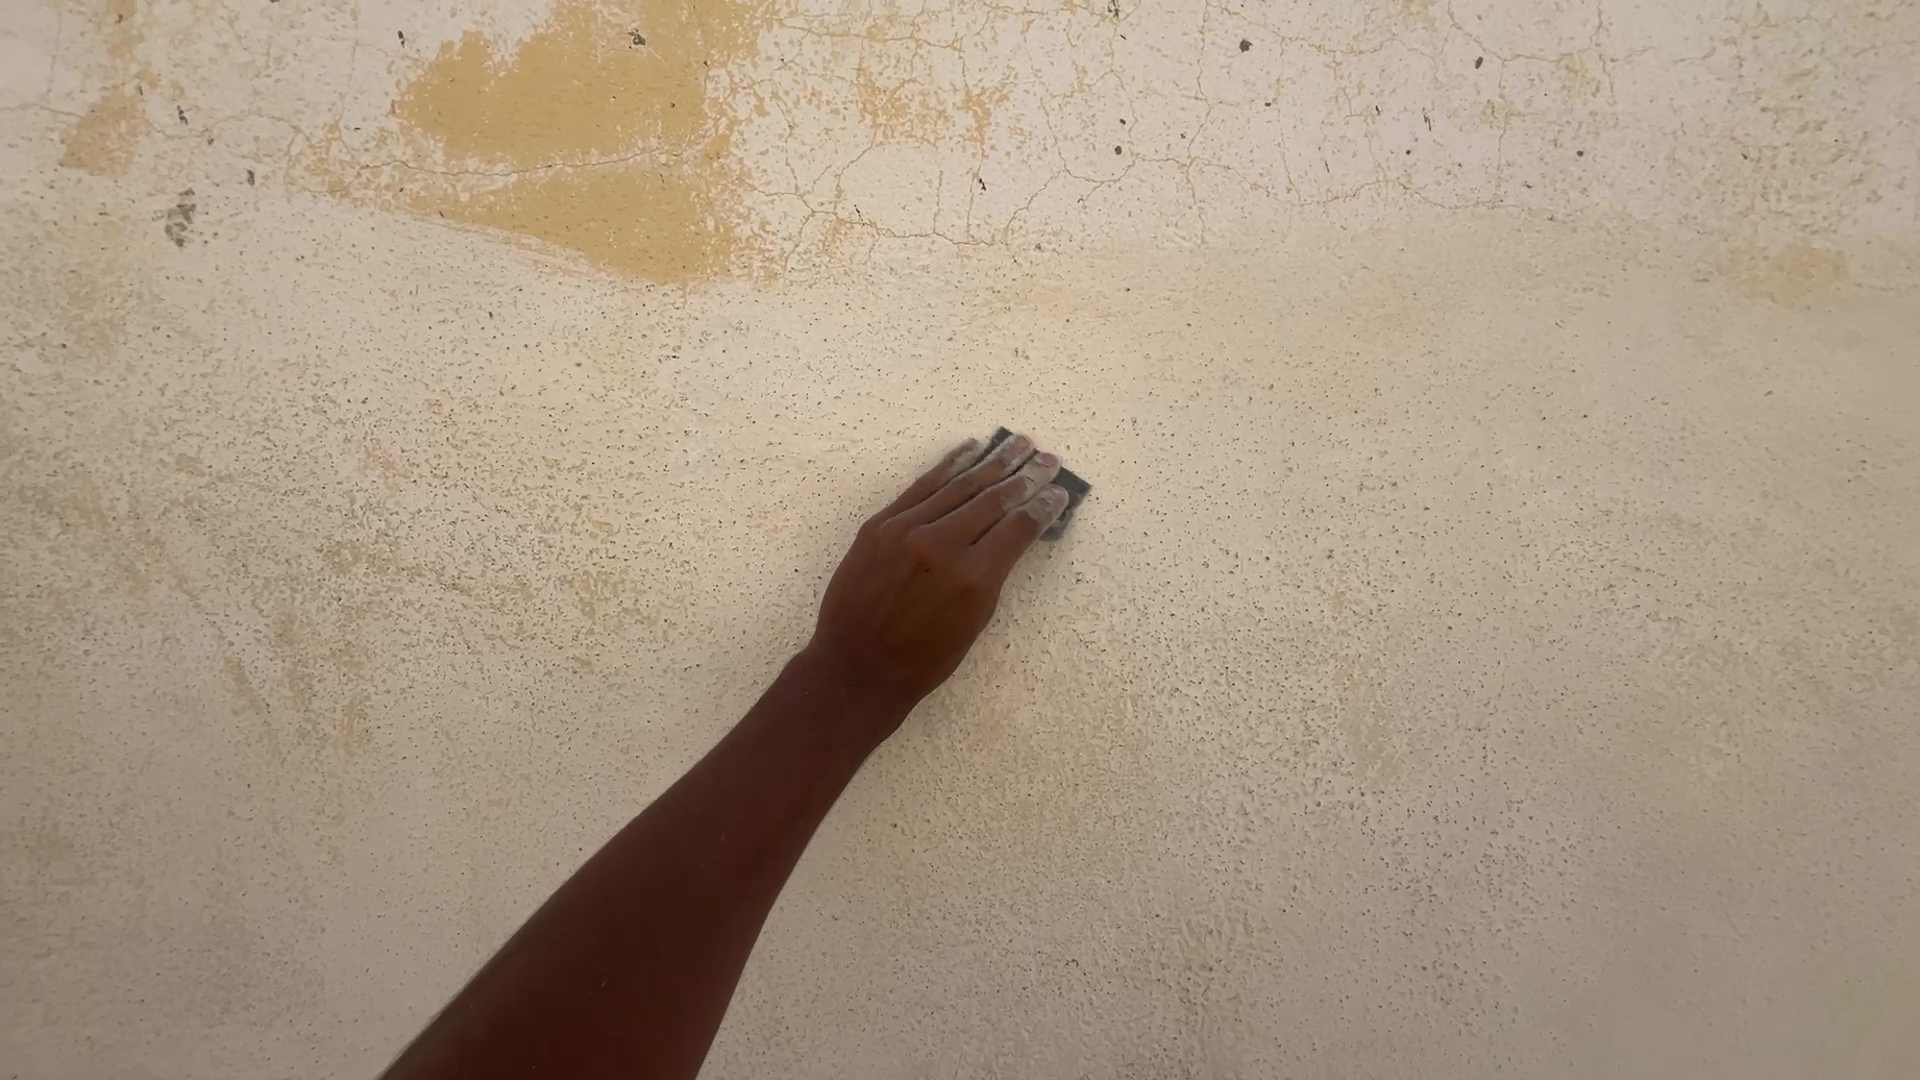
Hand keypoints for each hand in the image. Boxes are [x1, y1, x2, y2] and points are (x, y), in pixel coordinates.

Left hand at [806, 433, 1069, 735]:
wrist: (856, 666)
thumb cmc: (923, 659)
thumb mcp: (975, 622)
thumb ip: (995, 572)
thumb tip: (1013, 534)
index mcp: (974, 578)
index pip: (1019, 527)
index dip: (1043, 507)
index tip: (1060, 492)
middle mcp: (942, 545)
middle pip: (994, 499)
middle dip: (1026, 477)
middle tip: (1048, 459)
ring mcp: (907, 530)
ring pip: (959, 485)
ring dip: (993, 461)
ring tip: (1019, 443)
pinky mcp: (881, 524)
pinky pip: (922, 486)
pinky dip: (949, 465)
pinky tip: (970, 450)